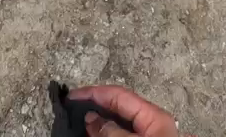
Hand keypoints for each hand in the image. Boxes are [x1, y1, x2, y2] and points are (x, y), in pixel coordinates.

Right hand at [70, 85, 187, 136]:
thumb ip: (112, 133)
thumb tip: (90, 118)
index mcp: (154, 117)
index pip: (119, 96)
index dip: (94, 93)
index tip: (71, 97)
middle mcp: (152, 127)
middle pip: (119, 111)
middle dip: (96, 110)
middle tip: (73, 112)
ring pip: (120, 129)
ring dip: (100, 128)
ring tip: (80, 128)